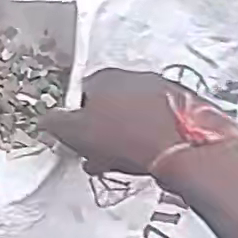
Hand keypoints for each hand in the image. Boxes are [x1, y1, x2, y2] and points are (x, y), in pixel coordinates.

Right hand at [39, 68, 237, 178]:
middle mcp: (137, 76)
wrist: (186, 152)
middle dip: (102, 128)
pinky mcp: (194, 108)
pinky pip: (163, 122)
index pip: (79, 94)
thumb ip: (54, 123)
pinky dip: (154, 136)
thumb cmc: (124, 139)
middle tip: (99, 153)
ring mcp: (168, 90)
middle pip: (110, 103)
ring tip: (125, 161)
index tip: (76, 139)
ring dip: (127, 134)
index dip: (74, 119)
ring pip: (137, 113)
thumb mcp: (74, 133)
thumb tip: (44, 120)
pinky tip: (150, 156)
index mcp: (105, 77)